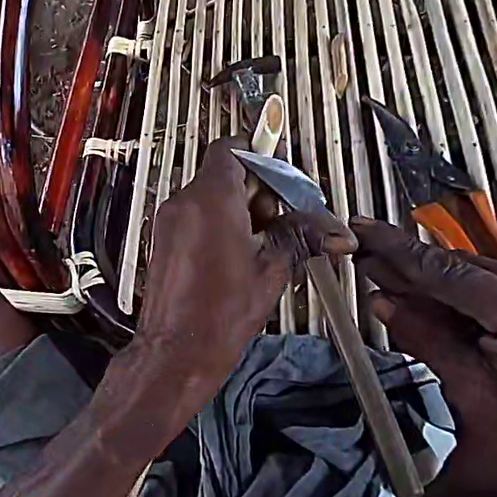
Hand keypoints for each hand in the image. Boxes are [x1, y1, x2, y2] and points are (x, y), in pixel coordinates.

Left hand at [137, 139, 349, 395]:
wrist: (178, 347)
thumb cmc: (221, 312)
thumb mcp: (272, 269)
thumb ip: (299, 237)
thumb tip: (333, 231)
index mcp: (211, 198)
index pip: (231, 149)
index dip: (260, 156)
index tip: (281, 178)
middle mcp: (184, 201)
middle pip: (223, 172)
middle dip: (256, 192)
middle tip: (279, 222)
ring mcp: (169, 219)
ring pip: (209, 195)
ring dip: (238, 209)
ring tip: (259, 245)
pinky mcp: (163, 237)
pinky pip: (194, 215)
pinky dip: (217, 223)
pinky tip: (235, 255)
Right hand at [352, 218, 496, 496]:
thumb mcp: (474, 393)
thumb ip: (427, 338)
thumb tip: (381, 301)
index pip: (448, 271)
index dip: (397, 250)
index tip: (361, 228)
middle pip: (465, 267)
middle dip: (412, 268)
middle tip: (365, 264)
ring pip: (483, 278)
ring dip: (437, 284)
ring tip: (391, 287)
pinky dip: (465, 299)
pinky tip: (434, 308)